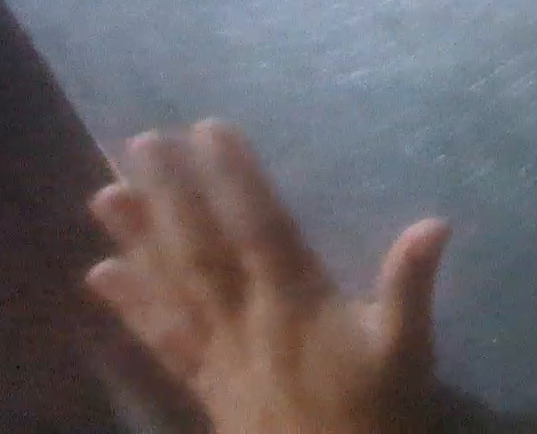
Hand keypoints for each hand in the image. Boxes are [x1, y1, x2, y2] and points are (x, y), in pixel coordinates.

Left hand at [86, 120, 450, 433]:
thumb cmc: (379, 411)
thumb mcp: (407, 347)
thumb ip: (411, 284)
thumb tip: (434, 222)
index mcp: (293, 303)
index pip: (258, 228)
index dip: (234, 178)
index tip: (209, 130)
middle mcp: (245, 320)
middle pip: (200, 250)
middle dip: (172, 194)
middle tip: (139, 144)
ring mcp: (218, 354)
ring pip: (172, 287)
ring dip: (138, 239)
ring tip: (103, 195)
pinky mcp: (206, 382)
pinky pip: (162, 337)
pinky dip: (131, 304)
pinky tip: (102, 276)